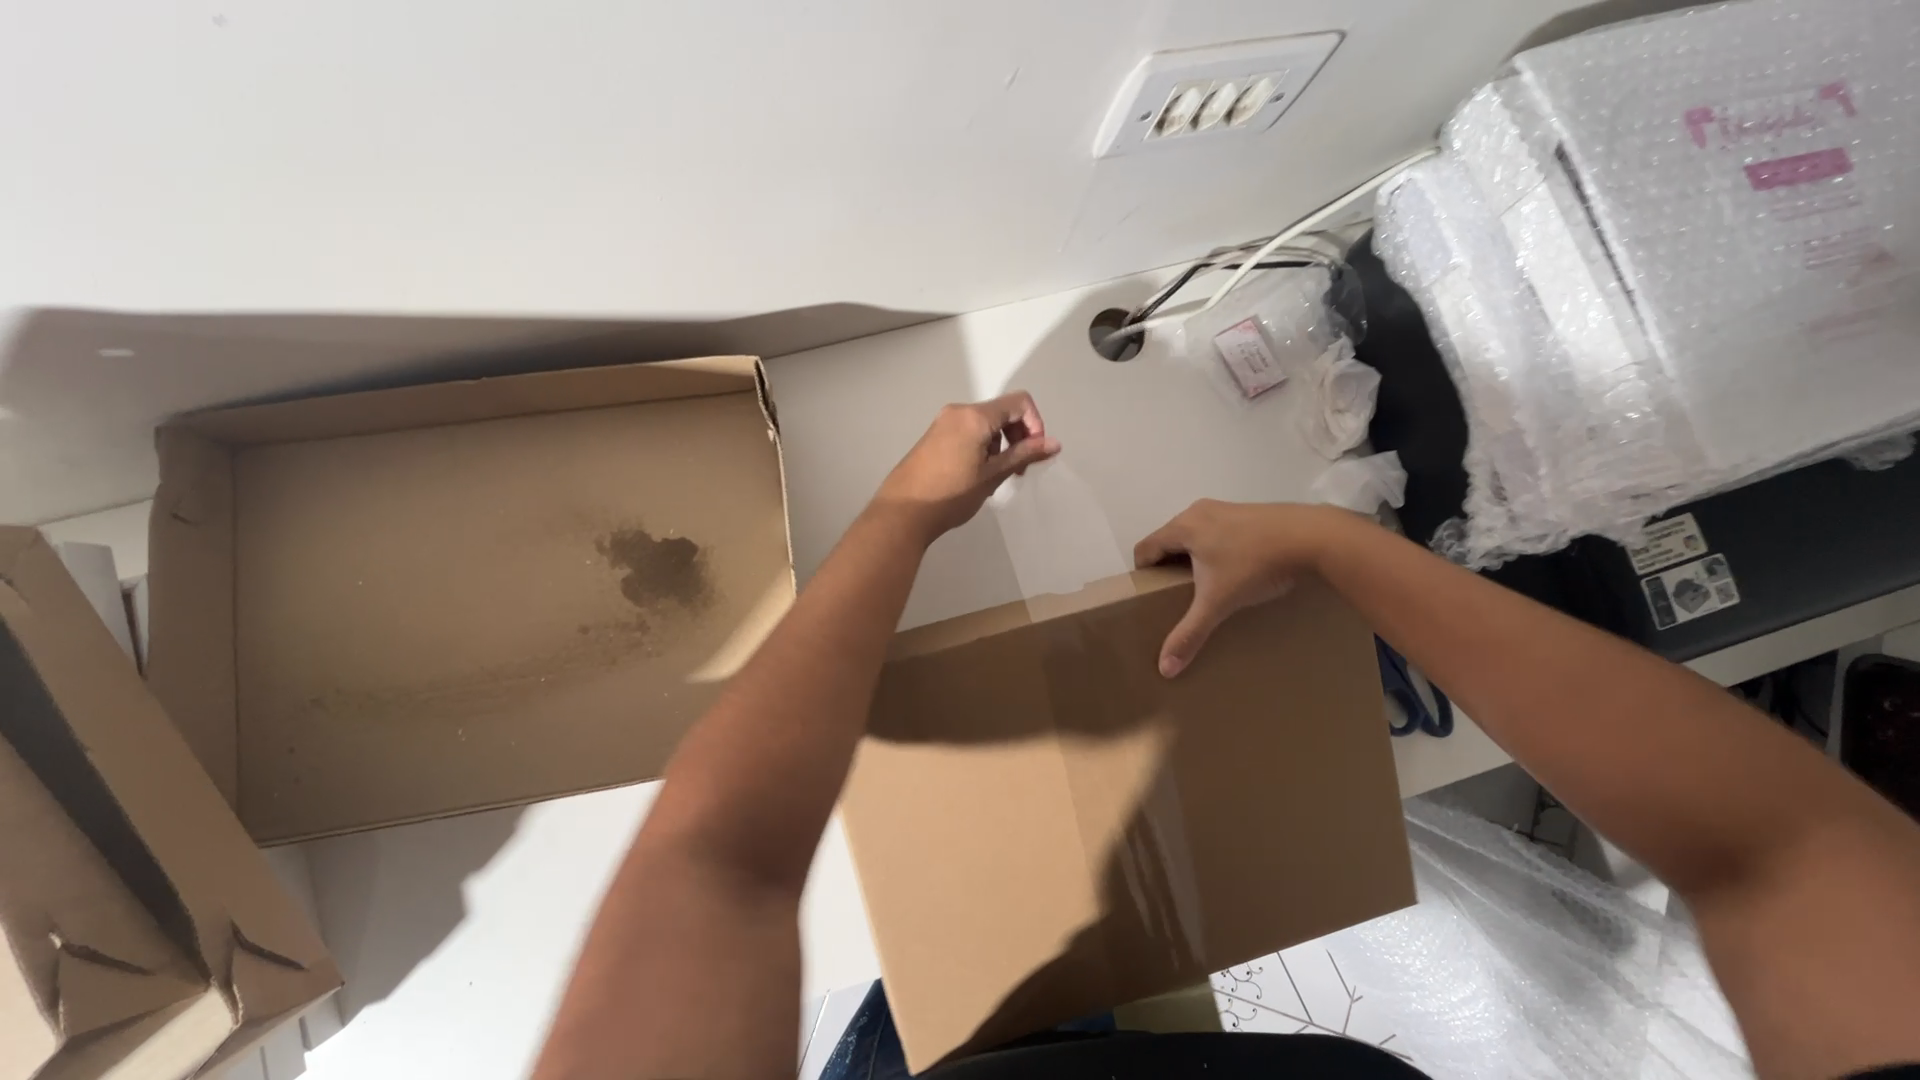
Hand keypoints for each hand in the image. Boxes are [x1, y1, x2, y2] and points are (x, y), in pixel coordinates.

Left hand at [870, 392, 1061, 543]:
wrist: (903, 512)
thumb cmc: (951, 494)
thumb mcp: (992, 475)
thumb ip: (1024, 455)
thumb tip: (1054, 443)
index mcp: (974, 416)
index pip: (1019, 402)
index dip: (1035, 424)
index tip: (1033, 453)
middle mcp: (958, 411)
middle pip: (1002, 411)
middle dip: (1018, 435)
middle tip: (1018, 469)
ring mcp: (943, 422)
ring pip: (986, 423)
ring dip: (1000, 443)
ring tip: (995, 476)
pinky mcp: (934, 435)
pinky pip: (969, 430)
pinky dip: (983, 445)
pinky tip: (976, 474)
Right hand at [1133, 501, 1349, 677]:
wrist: (1313, 537)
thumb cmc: (1255, 566)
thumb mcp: (1219, 603)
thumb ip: (1190, 634)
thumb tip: (1165, 668)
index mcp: (1183, 527)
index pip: (1146, 548)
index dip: (1143, 573)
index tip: (1152, 595)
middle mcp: (1199, 511)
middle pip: (1168, 539)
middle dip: (1168, 566)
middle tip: (1178, 594)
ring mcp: (1226, 508)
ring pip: (1194, 533)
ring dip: (1194, 556)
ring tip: (1208, 583)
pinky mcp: (1249, 511)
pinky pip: (1218, 530)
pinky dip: (1217, 548)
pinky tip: (1237, 568)